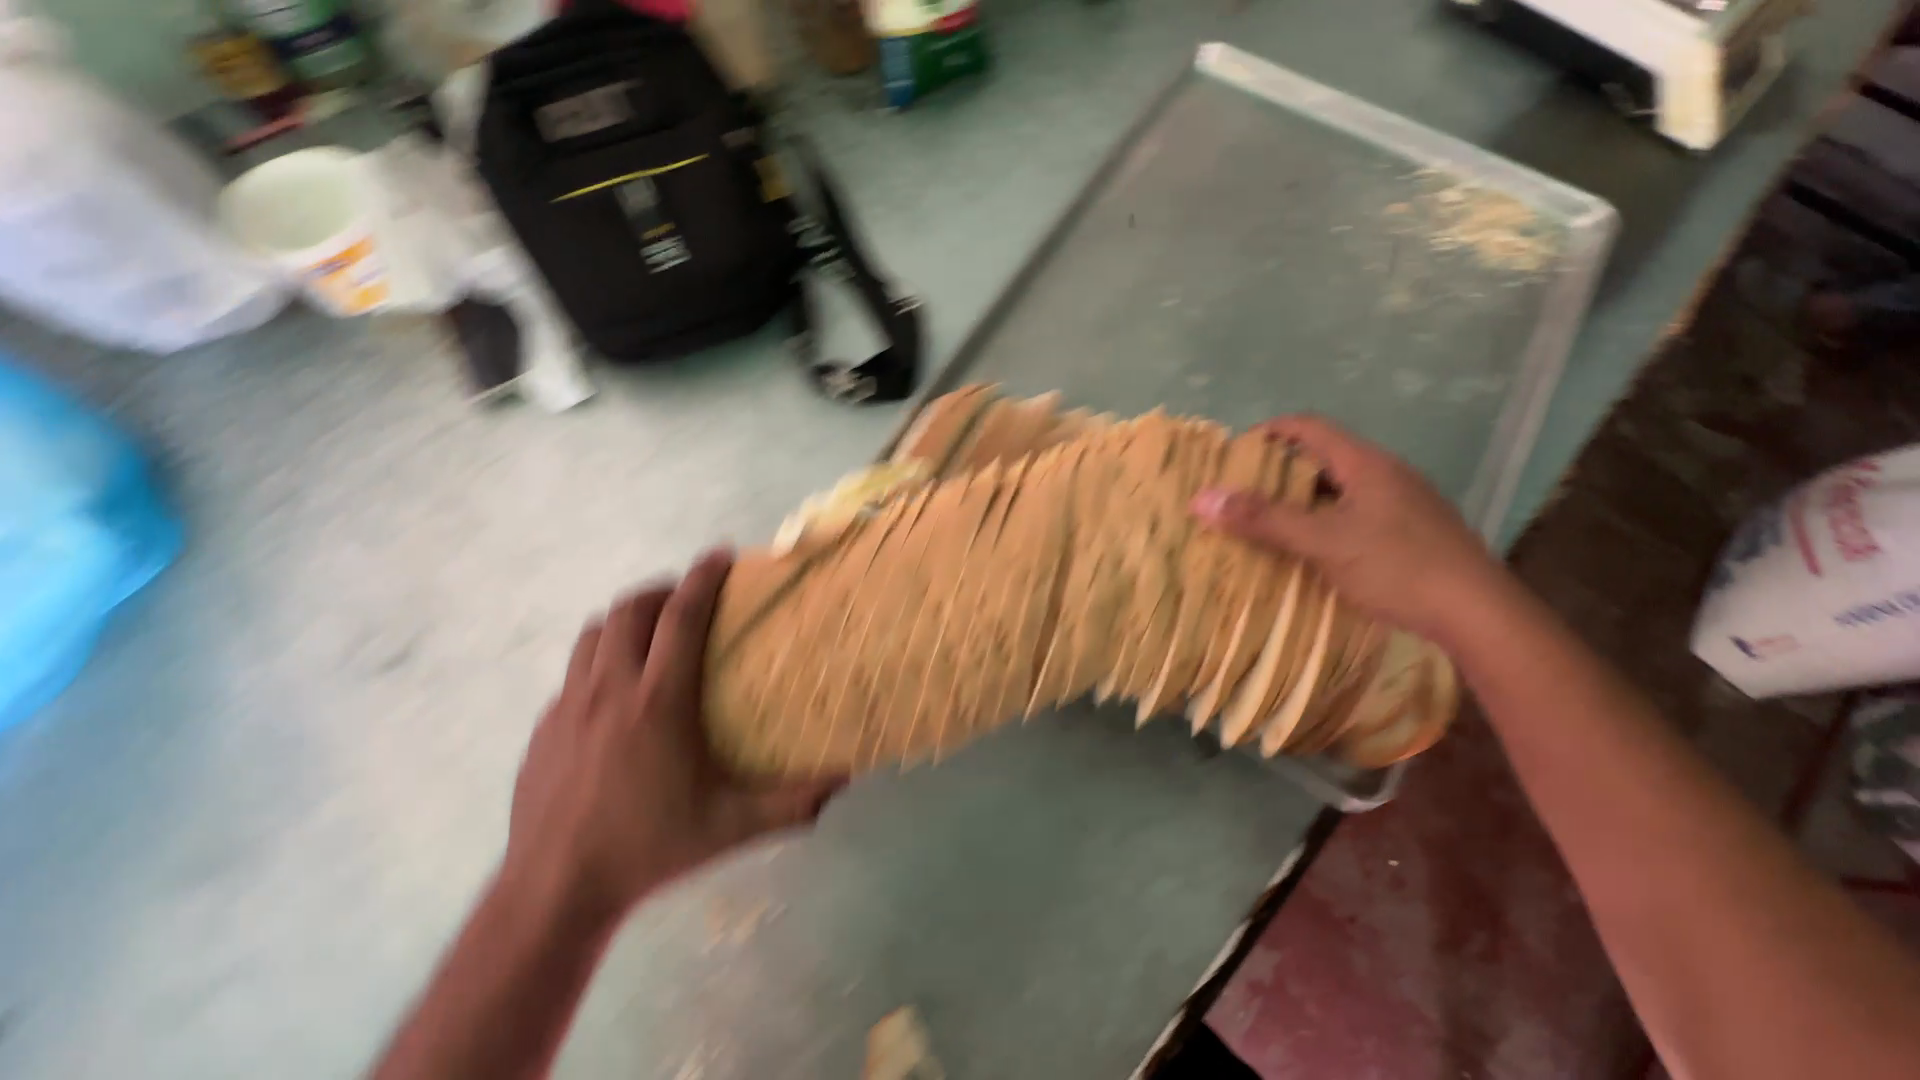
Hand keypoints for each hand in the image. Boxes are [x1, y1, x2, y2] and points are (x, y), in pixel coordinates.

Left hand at [500, 549, 843, 921]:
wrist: (556, 886)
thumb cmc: (650, 849)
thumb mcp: (731, 828)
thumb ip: (792, 802)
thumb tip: (847, 778)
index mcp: (658, 702)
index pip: (681, 617)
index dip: (703, 578)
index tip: (720, 555)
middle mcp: (610, 689)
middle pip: (631, 610)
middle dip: (663, 590)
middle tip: (688, 600)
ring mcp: (569, 705)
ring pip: (594, 632)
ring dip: (626, 619)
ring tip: (650, 633)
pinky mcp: (545, 726)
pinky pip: (574, 671)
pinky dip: (600, 659)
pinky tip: (615, 693)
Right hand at [1190, 415, 1518, 649]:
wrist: (1478, 612)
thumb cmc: (1397, 566)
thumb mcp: (1323, 542)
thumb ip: (1264, 520)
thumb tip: (1201, 498)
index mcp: (1366, 463)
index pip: (1308, 427)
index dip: (1267, 433)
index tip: (1233, 455)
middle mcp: (1388, 473)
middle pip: (1324, 457)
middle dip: (1279, 472)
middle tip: (1242, 495)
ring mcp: (1406, 503)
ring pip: (1342, 489)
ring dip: (1303, 501)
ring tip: (1269, 525)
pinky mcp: (1416, 532)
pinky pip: (1359, 514)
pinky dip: (1328, 522)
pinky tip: (1316, 552)